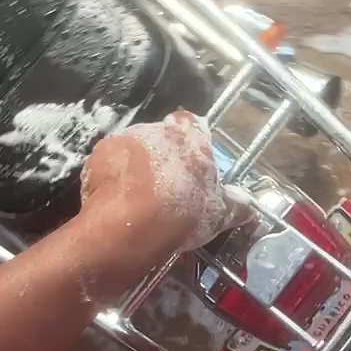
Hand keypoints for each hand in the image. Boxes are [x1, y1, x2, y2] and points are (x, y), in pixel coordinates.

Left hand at [78, 110, 250, 283]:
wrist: (133, 225)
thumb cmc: (183, 214)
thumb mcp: (219, 215)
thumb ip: (237, 206)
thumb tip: (251, 206)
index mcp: (192, 138)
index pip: (193, 125)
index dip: (192, 142)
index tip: (190, 165)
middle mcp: (160, 129)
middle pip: (163, 137)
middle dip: (164, 157)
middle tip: (166, 188)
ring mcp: (127, 138)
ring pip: (135, 149)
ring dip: (137, 166)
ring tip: (139, 198)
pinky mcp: (100, 153)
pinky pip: (110, 162)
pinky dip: (114, 176)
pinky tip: (118, 200)